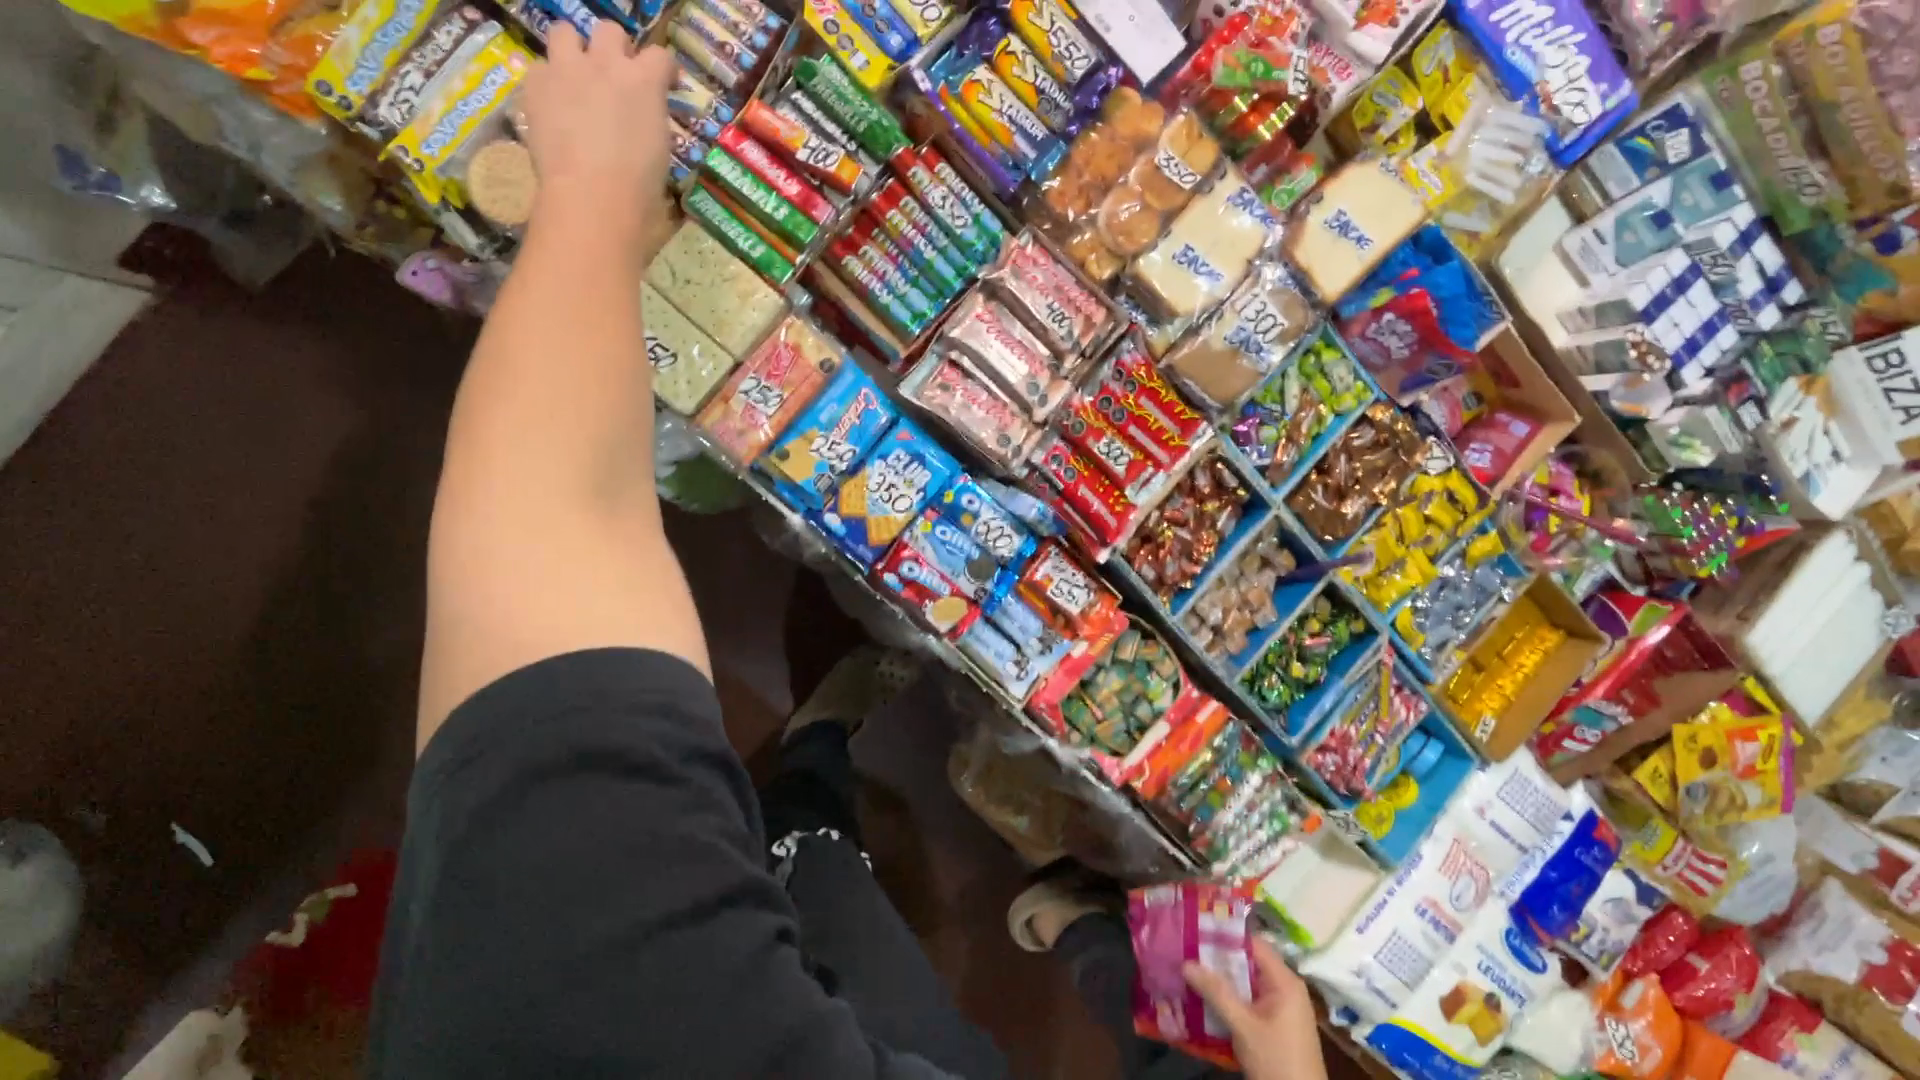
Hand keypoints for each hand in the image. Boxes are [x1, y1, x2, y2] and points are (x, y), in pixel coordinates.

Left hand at [519, 23, 674, 241]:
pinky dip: (547, 82)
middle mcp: (605, 64)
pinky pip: (539, 69)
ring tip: (577, 76)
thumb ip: (652, 120)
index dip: (665, 70)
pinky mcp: (535, 86)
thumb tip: (646, 121)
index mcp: (645, 81)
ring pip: (565, 32)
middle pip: (610, 31)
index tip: (666, 85)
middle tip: (617, 76)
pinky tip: (554, 104)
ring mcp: (566, 71)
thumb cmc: (640, 186)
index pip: (661, 56)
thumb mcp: (660, 148)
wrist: (593, 198)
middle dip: (615, 49)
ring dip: (573, 49)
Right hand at [1185, 937, 1329, 1079]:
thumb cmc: (1276, 1059)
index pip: (1254, 944)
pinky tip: (1206, 999)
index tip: (1196, 932)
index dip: (1226, 936)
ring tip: (1189, 972)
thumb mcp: (1243, 1025)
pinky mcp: (1275, 1023)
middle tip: (1186, 952)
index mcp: (1285, 981)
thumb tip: (1186, 962)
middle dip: (1218, 959)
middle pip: (1249, 962)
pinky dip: (1230, 998)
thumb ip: (1216, 992)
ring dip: (1222, 980)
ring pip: (1247, 983)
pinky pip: (1250, 1000)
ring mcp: (1282, 1007)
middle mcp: (1285, 988)